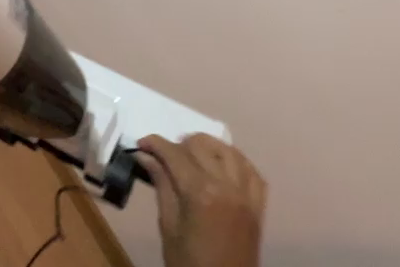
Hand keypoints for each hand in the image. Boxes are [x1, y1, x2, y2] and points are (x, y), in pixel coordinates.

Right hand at [135, 134, 266, 266]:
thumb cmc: (189, 263)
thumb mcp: (168, 226)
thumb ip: (161, 185)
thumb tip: (145, 156)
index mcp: (200, 193)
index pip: (174, 153)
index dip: (154, 143)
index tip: (141, 144)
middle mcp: (226, 186)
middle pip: (201, 145)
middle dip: (178, 144)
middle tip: (164, 157)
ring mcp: (246, 196)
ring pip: (228, 151)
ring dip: (208, 147)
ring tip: (192, 156)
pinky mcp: (258, 207)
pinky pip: (252, 172)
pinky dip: (236, 162)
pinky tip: (222, 166)